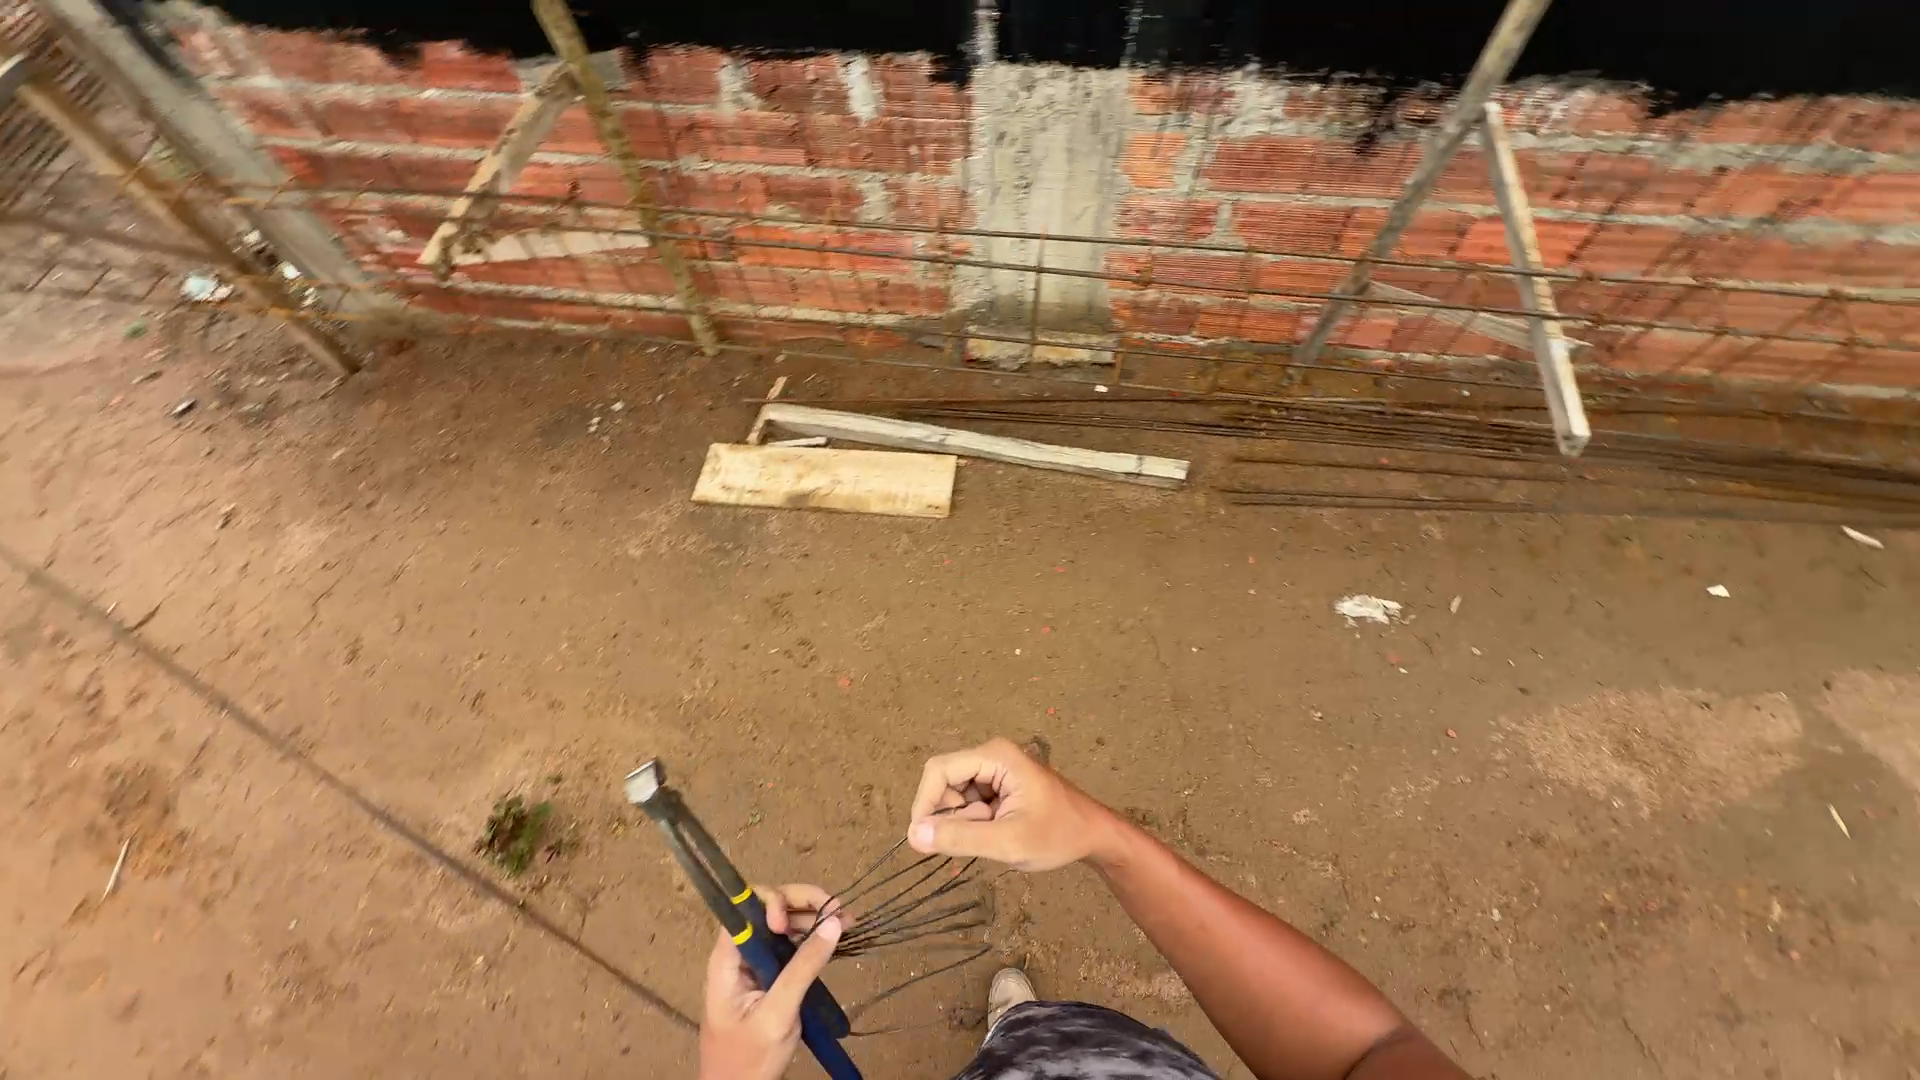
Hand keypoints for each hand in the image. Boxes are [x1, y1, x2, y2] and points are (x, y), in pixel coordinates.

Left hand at [697, 884, 841, 1079]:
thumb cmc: (748, 1061)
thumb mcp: (778, 1014)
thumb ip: (804, 967)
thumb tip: (834, 921)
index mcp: (728, 959)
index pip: (746, 908)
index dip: (773, 902)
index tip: (793, 924)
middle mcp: (741, 953)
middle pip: (769, 907)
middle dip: (803, 902)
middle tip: (838, 910)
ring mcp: (757, 963)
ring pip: (784, 923)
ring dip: (814, 916)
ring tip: (847, 920)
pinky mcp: (772, 976)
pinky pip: (792, 944)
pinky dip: (814, 936)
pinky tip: (837, 935)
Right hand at [907, 737, 1118, 870]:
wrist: (1094, 836)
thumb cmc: (1057, 835)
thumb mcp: (1008, 842)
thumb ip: (960, 837)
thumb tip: (914, 835)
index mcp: (994, 756)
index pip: (938, 770)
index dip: (925, 803)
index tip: (924, 839)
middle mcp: (991, 755)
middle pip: (945, 782)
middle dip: (950, 815)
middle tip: (975, 841)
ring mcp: (995, 770)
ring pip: (955, 795)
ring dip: (964, 821)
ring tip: (995, 836)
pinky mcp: (998, 786)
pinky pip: (969, 802)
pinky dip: (974, 823)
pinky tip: (998, 833)